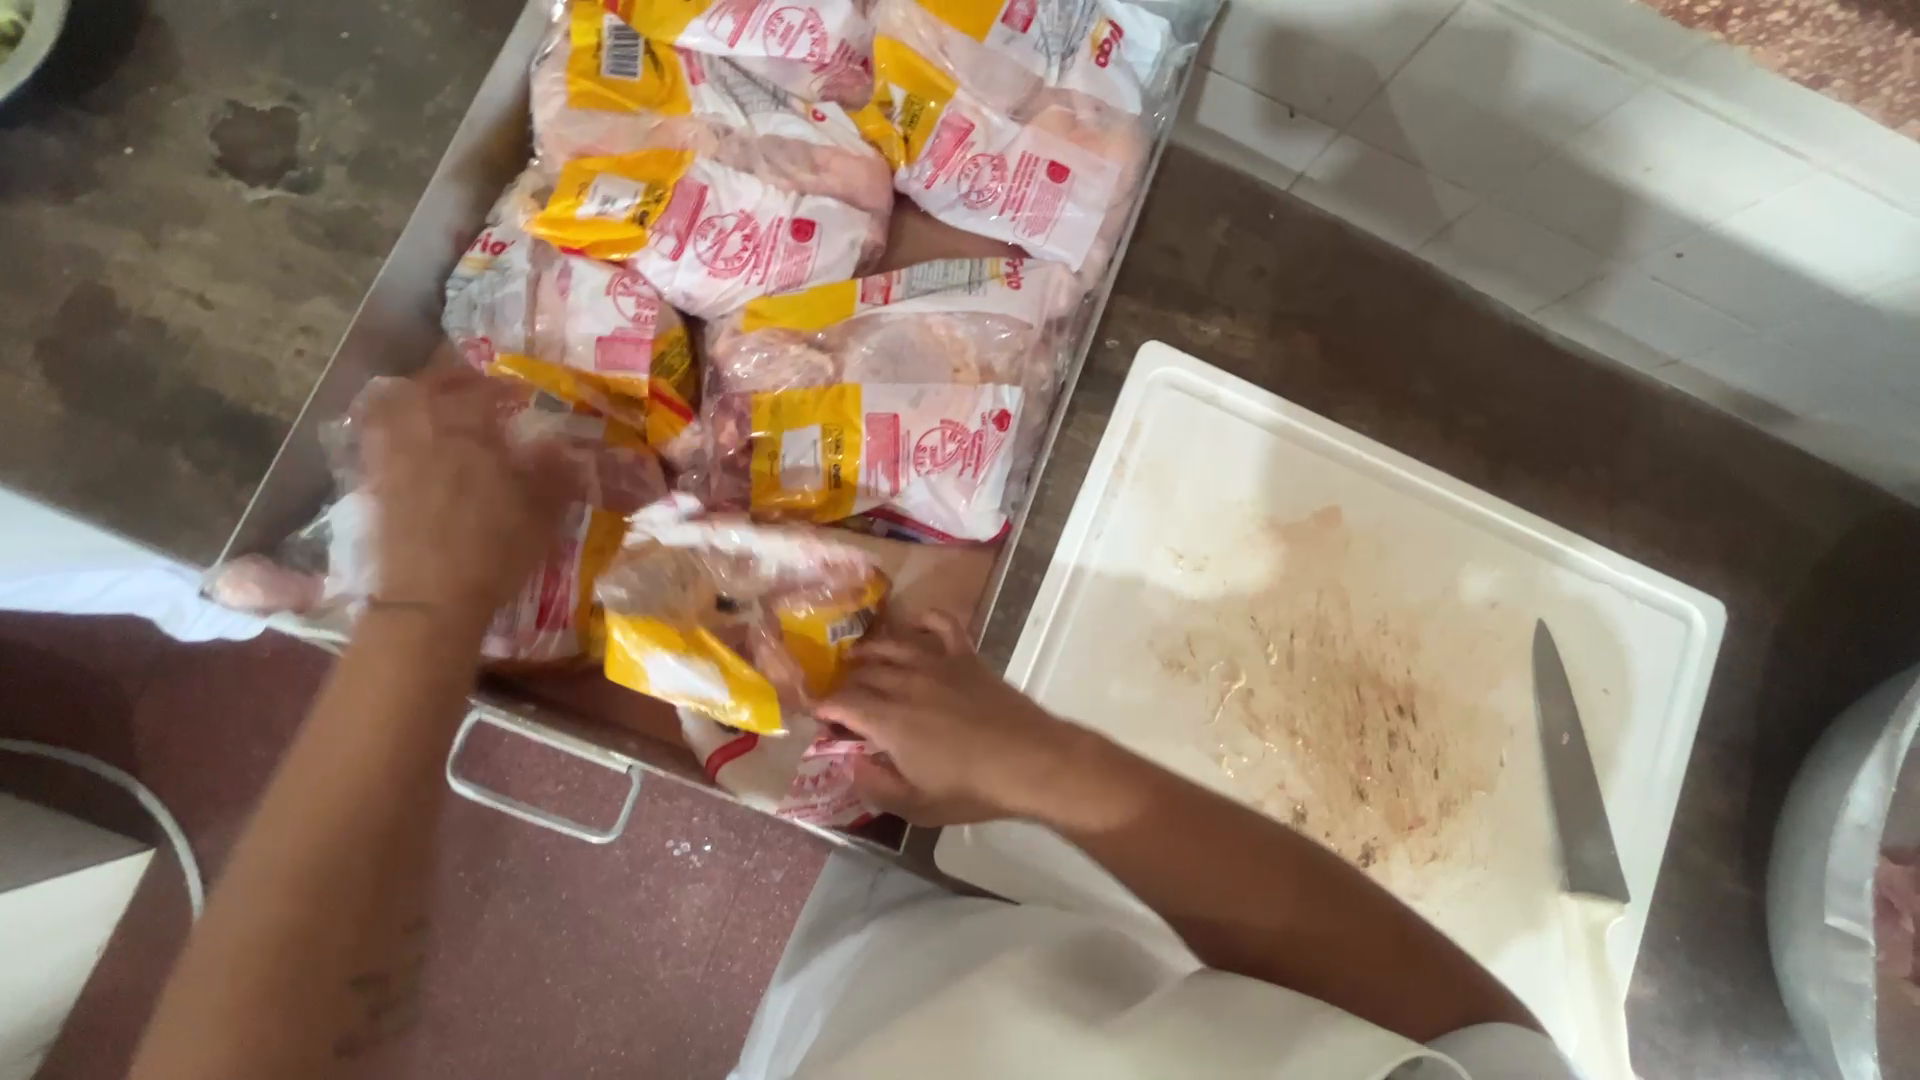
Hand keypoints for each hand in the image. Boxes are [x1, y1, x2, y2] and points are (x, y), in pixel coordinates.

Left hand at [356, 368, 576, 623]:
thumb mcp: (543, 512)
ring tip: (438, 403)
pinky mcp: (375, 483)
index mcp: (468, 434)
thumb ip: (554, 472)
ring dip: (416, 396)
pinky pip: (376, 436)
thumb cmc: (496, 551)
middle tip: (475, 387)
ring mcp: (392, 457)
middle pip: (427, 387)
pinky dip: (392, 425)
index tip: (522, 393)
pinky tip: (412, 439)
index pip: (483, 391)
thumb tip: (561, 445)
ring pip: (393, 406)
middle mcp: (424, 434)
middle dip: (453, 380)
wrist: (432, 598)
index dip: (503, 386)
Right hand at [816, 611, 1082, 825]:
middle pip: (863, 672)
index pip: (843, 703)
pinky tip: (913, 625)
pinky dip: (923, 619)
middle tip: (841, 696)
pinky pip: (940, 624)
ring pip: (892, 644)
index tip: (820, 716)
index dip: (825, 708)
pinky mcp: (966, 657)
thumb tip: (850, 762)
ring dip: (869, 650)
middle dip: (844, 682)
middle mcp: (906, 683)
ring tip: (859, 658)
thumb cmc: (972, 790)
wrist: (1030, 762)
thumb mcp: (916, 807)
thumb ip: (876, 785)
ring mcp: (937, 664)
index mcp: (889, 720)